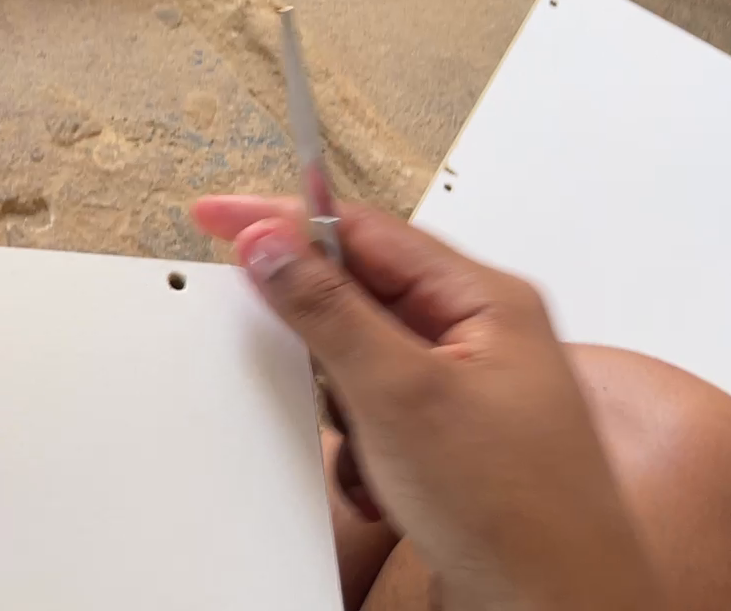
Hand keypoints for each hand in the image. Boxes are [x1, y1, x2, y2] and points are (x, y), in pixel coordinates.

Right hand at [192, 196, 661, 610]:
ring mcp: (450, 370)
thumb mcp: (397, 392)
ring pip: (347, 335)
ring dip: (329, 377)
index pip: (358, 228)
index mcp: (483, 301)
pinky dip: (343, 413)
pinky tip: (364, 456)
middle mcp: (469, 326)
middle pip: (351, 280)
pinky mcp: (430, 409)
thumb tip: (264, 241)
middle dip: (306, 313)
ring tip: (350, 423)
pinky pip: (355, 379)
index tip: (215, 215)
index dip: (279, 217)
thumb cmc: (514, 516)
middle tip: (257, 312)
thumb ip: (323, 306)